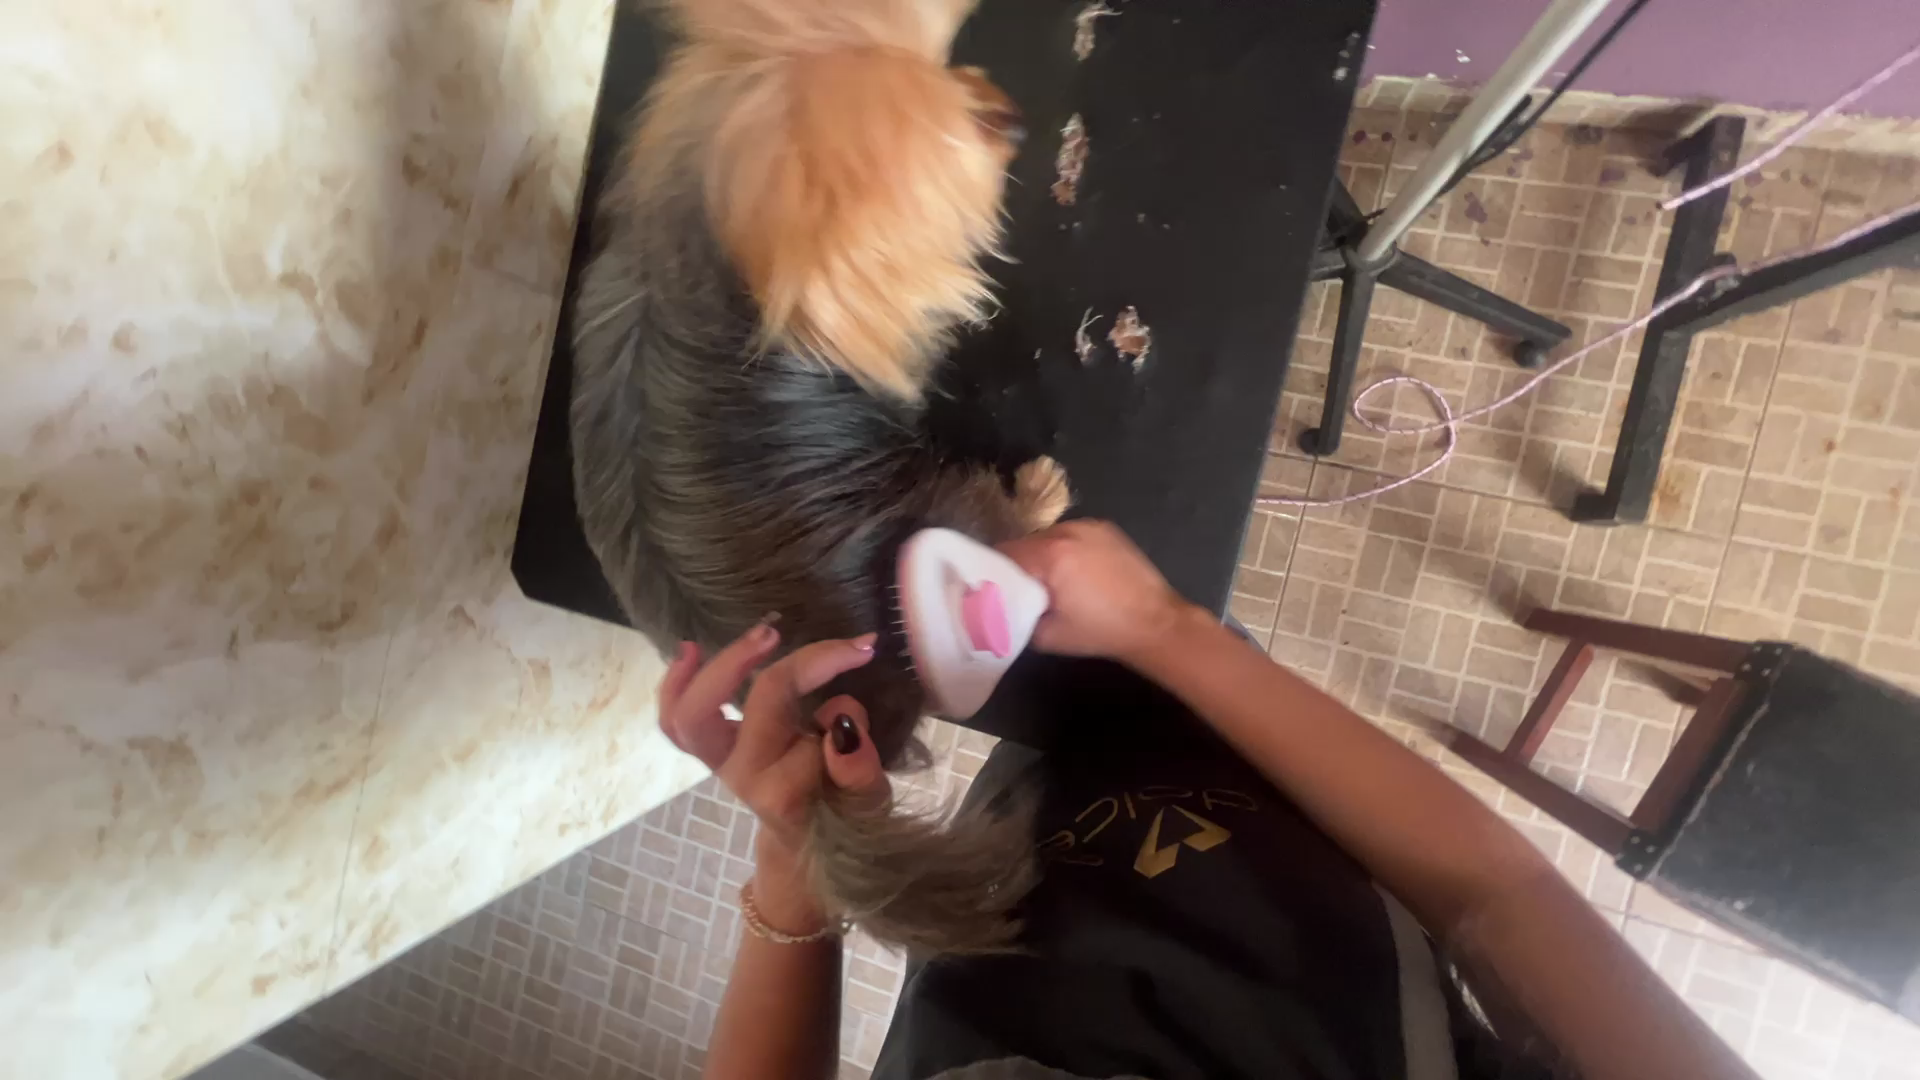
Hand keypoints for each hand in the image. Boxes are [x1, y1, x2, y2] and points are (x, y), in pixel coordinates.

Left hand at [657, 624, 888, 933]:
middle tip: (778, 631)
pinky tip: (691, 650)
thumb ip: (859, 767)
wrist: (813, 845)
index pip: (787, 705)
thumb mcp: (869, 800)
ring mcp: (721, 762)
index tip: (864, 647)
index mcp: (778, 784)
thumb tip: (842, 720)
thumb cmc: (847, 818)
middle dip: (746, 661)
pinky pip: (676, 722)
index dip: (823, 662)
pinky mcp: (715, 752)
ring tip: (737, 637)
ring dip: (706, 670)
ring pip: (685, 717)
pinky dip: (677, 685)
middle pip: (723, 706)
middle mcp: (741, 772)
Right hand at [998, 519, 1197, 665]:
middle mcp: (1067, 531)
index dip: (996, 572)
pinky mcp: (1106, 528)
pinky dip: (1067, 550)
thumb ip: (1017, 618)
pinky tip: (1078, 573)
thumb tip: (1003, 609)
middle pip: (1026, 543)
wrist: (1155, 623)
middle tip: (1027, 592)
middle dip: (1022, 565)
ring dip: (1044, 556)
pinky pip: (1071, 535)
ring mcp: (1089, 526)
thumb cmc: (1100, 631)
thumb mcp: (1049, 636)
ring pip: (1048, 537)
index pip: (1004, 553)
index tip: (997, 590)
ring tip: (1056, 583)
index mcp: (1050, 555)